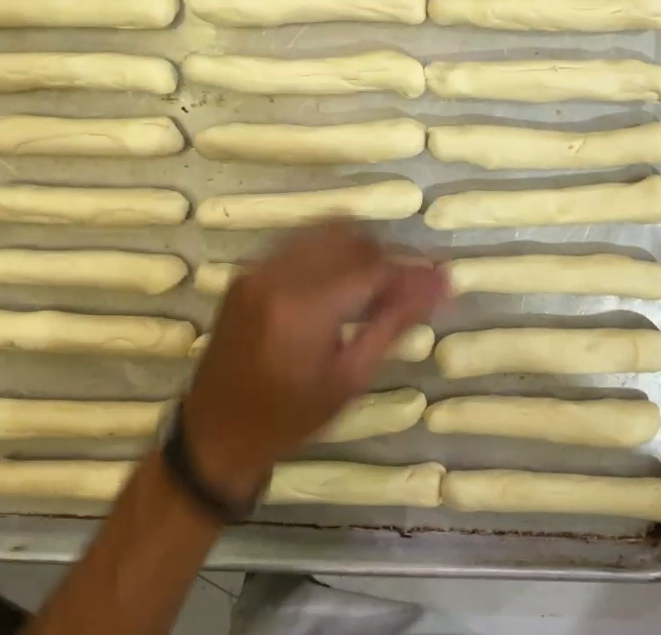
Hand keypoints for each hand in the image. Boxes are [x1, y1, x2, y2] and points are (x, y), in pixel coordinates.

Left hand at [183, 223, 446, 497]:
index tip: (443, 280)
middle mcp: (278, 276)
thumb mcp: (349, 378)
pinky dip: (328, 252)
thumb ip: (393, 324)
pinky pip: (299, 243)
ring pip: (325, 231)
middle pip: (351, 238)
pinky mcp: (247, 271)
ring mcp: (258, 269)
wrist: (217, 430)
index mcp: (305, 309)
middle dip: (387, 256)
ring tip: (377, 284)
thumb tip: (439, 287)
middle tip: (409, 286)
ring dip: (359, 249)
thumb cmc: (289, 417)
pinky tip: (340, 283)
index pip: (373, 268)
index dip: (412, 271)